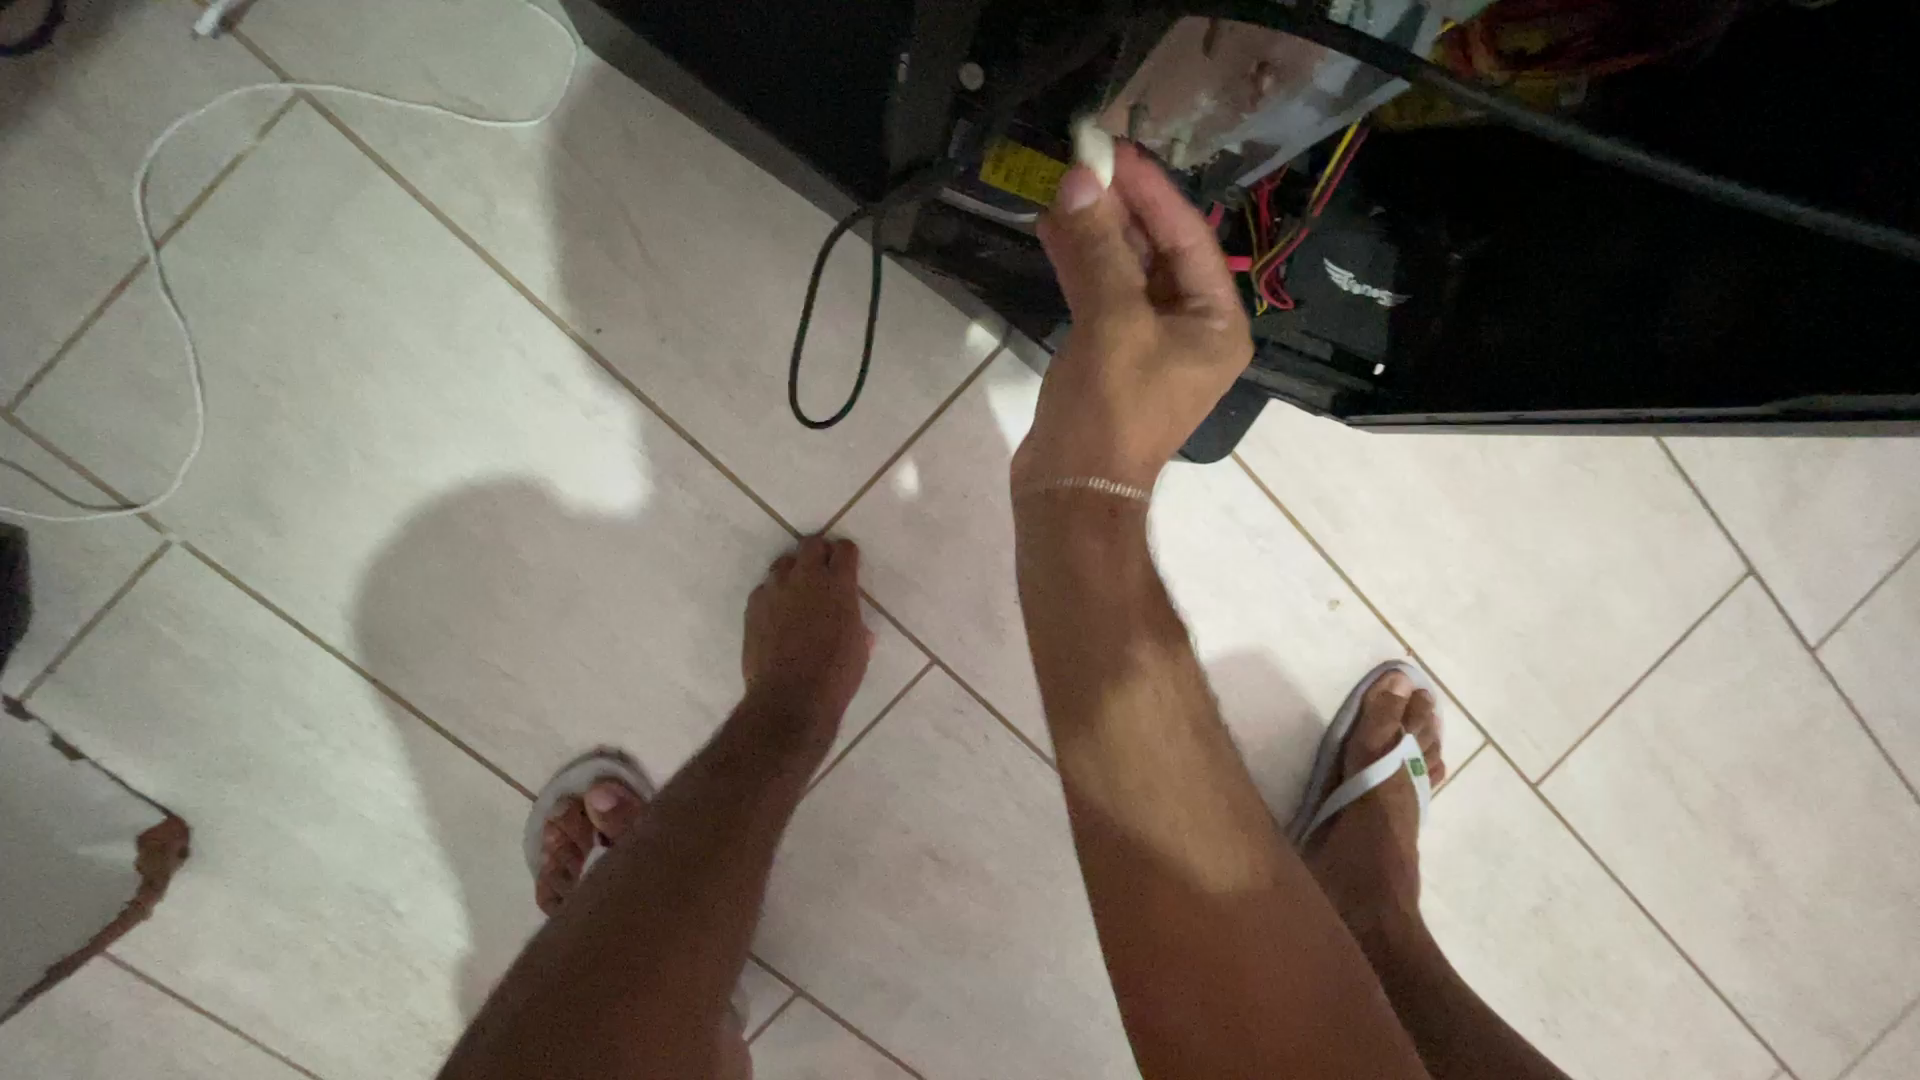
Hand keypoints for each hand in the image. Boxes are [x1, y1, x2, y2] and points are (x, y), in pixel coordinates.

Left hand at [742, 535, 874, 728]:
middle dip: (819, 552)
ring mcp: (776, 590)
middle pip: (811, 544)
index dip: (847, 555)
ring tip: (798, 591)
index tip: (847, 563)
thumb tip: (858, 629)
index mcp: (839, 585)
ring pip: (784, 563)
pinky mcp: (753, 606)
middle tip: (823, 571)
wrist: (790, 697)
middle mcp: (806, 578)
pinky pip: (764, 589)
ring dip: (794, 571)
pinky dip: (774, 595)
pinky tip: (777, 615)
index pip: (844, 549)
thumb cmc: (836, 675)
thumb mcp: (858, 649)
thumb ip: (857, 628)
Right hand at [1015, 141, 1251, 492]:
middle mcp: (1191, 330)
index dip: (1151, 192)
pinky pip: (1100, 298)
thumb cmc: (1110, 412)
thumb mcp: (1111, 324)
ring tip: (1059, 192)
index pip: (1189, 238)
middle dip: (1119, 210)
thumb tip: (1079, 180)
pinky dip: (1078, 267)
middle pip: (1157, 252)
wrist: (1072, 489)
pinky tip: (1053, 233)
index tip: (1115, 151)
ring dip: (1093, 235)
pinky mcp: (1111, 358)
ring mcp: (1148, 344)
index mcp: (1216, 324)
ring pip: (1123, 273)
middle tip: (1081, 165)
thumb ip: (1098, 250)